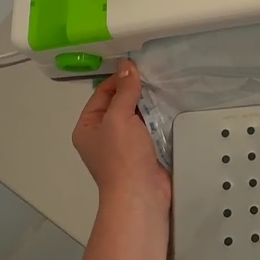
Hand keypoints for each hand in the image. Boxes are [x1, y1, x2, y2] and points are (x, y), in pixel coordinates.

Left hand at [73, 61, 169, 208]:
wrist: (142, 194)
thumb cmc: (122, 156)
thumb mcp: (119, 118)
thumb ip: (124, 91)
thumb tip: (127, 65)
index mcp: (88, 128)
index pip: (101, 94)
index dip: (119, 80)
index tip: (139, 68)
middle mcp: (103, 135)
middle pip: (119, 104)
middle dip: (136, 91)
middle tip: (157, 75)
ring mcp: (124, 145)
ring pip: (137, 116)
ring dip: (149, 104)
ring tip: (167, 87)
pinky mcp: (144, 152)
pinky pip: (150, 128)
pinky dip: (159, 118)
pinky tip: (171, 107)